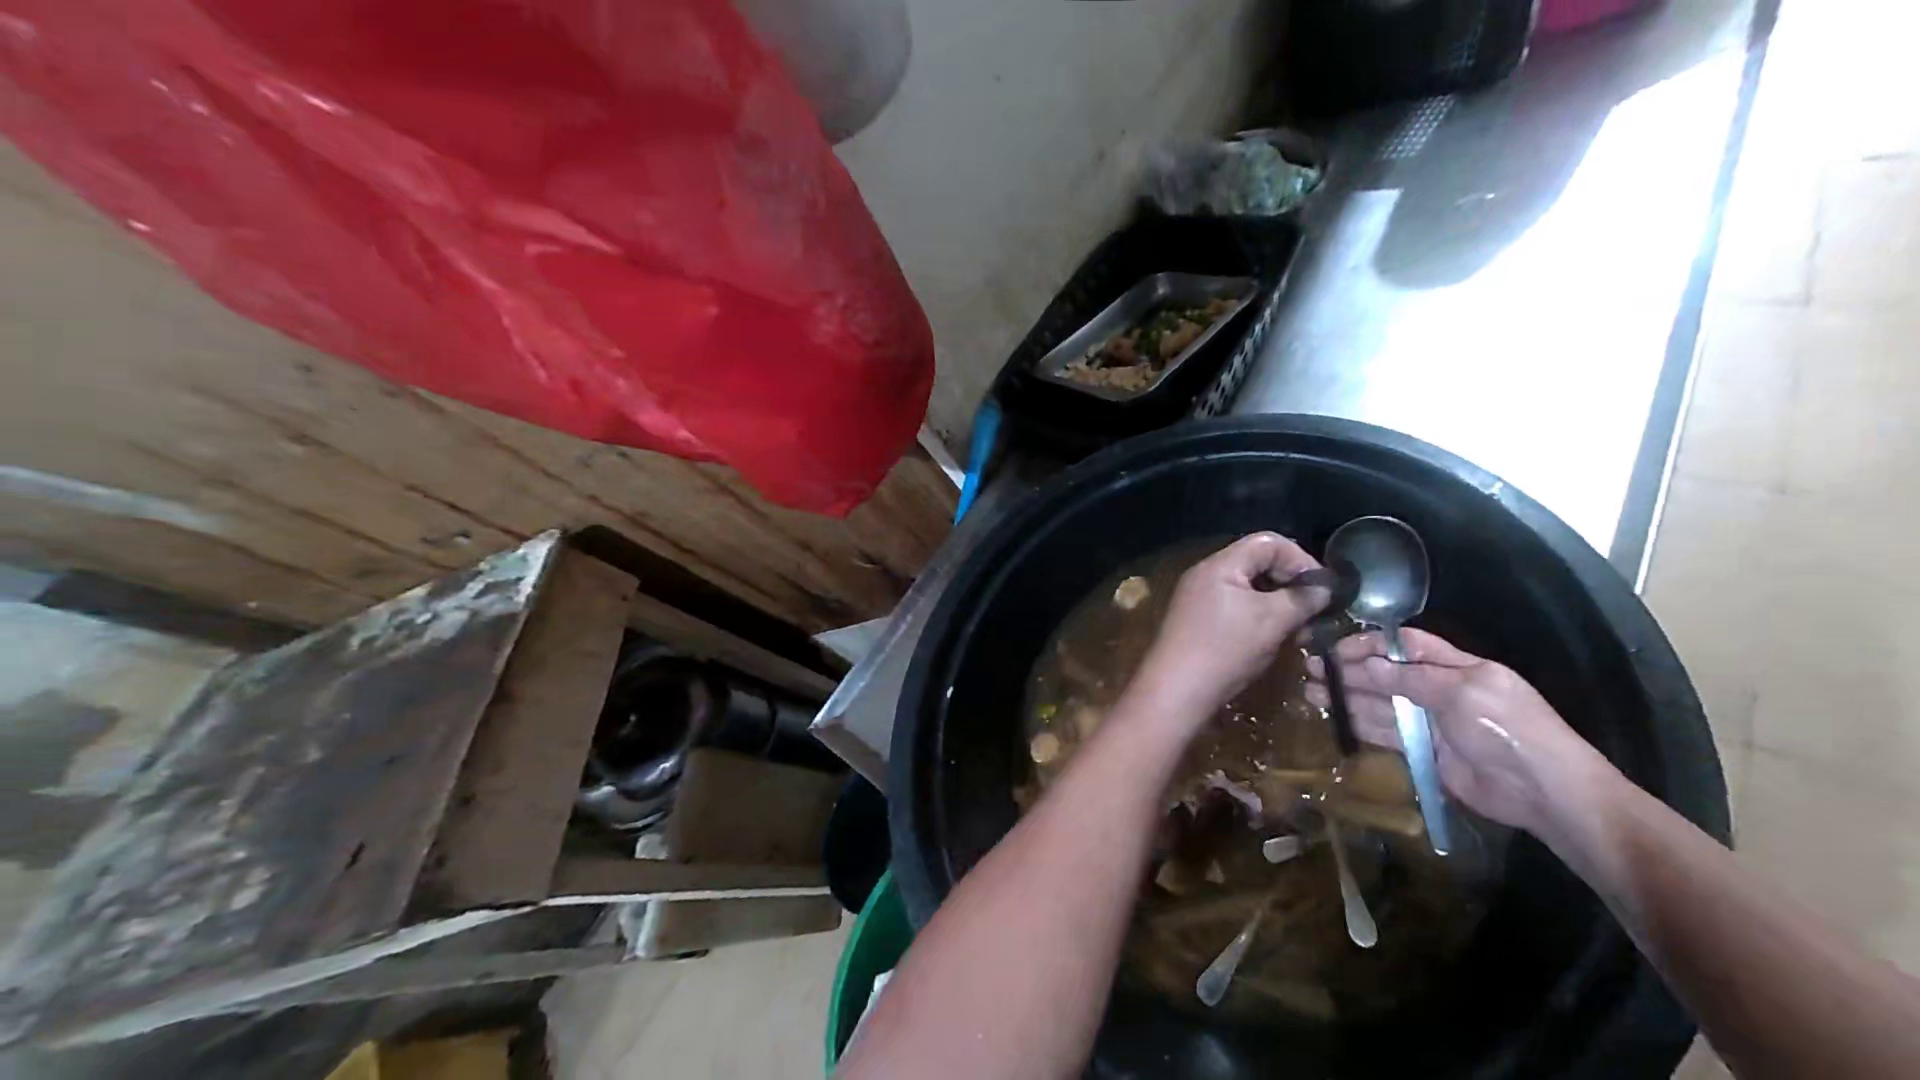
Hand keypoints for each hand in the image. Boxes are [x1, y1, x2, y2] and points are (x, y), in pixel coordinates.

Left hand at [1128, 532, 1329, 724]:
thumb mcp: (1272, 621)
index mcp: (1220, 565)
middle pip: (1257, 562)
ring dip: (1276, 603)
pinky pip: (1234, 606)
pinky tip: (1271, 639)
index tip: (1322, 589)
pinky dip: (1257, 616)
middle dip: (1289, 582)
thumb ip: (1302, 599)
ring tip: (1296, 628)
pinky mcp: (1196, 620)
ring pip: (1248, 587)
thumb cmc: (1224, 650)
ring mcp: (1198, 598)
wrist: (1174, 692)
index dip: (1300, 559)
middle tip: (1312, 610)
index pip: (1268, 542)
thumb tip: (1325, 587)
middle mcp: (1205, 574)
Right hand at [1307, 628, 1609, 834]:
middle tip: (1311, 669)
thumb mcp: (1464, 694)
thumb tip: (1366, 664)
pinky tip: (1333, 716)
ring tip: (1309, 692)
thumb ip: (1412, 678)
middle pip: (1387, 673)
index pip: (1407, 645)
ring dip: (1345, 696)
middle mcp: (1441, 690)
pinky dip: (1358, 723)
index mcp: (1459, 668)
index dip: (1372, 644)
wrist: (1544, 793)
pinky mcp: (1424, 751)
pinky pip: (1385, 732)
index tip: (1337, 648)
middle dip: (1349, 669)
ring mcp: (1431, 722)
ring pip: (1379, 703)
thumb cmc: (1509, 730)